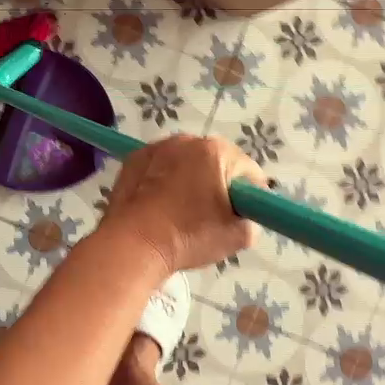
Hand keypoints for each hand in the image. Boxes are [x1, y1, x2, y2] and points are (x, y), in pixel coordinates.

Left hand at [99, 134, 263, 272]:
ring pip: (186, 162)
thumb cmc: (188, 237)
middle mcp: (186, 140)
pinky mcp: (133, 159)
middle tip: (213, 214)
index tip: (243, 215)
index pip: (248, 171)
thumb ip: (251, 220)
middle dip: (219, 183)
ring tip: (183, 210)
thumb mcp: (238, 237)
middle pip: (216, 161)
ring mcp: (156, 148)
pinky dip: (164, 179)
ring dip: (190, 178)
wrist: (132, 244)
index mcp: (216, 152)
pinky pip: (160, 166)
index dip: (252, 195)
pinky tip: (160, 203)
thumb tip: (243, 216)